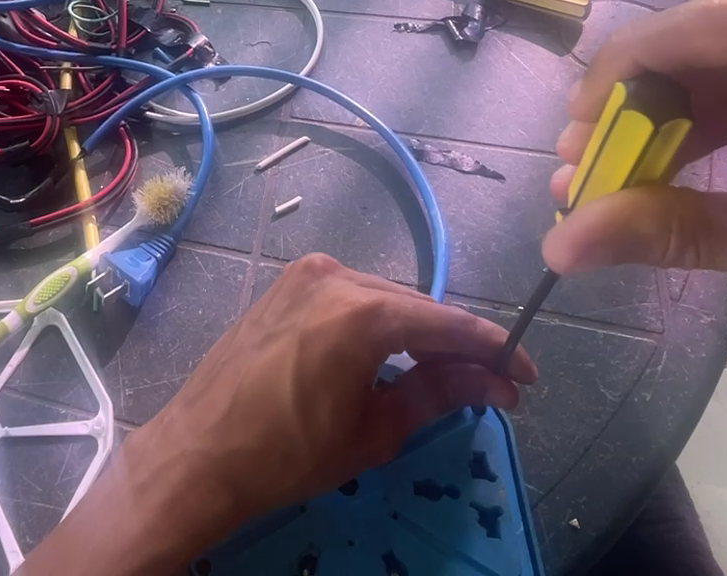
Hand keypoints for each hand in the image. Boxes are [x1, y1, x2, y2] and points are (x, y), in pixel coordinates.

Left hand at [22, 253, 533, 574]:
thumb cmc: (289, 451)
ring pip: (380, 300)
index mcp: (362, 310)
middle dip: (453, 345)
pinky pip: (346, 298)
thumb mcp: (374, 430)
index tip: (525, 375)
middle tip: (488, 386)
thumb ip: (438, 393)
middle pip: (413, 307)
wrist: (201, 449)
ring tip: (441, 377)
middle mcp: (334, 275)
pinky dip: (374, 324)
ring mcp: (303, 274)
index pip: (446, 323)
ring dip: (414, 334)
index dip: (492, 349)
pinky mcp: (284, 285)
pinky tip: (388, 357)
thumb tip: (493, 382)